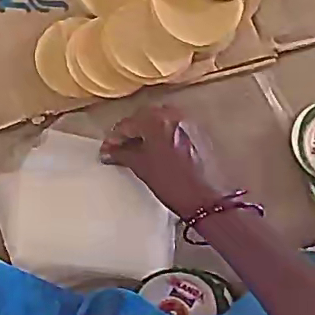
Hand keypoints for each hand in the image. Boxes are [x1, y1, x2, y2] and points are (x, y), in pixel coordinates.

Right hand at [101, 105, 228, 217]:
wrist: (208, 199)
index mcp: (156, 120)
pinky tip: (158, 149)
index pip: (127, 124)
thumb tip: (107, 151)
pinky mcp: (199, 131)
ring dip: (147, 131)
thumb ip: (122, 154)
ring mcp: (188, 122)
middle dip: (130, 131)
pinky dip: (163, 134)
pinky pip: (174, 126)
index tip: (106, 151)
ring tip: (139, 149)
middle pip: (144, 117)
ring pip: (160, 120)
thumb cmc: (172, 183)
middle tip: (120, 148)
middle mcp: (173, 114)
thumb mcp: (141, 167)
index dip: (114, 138)